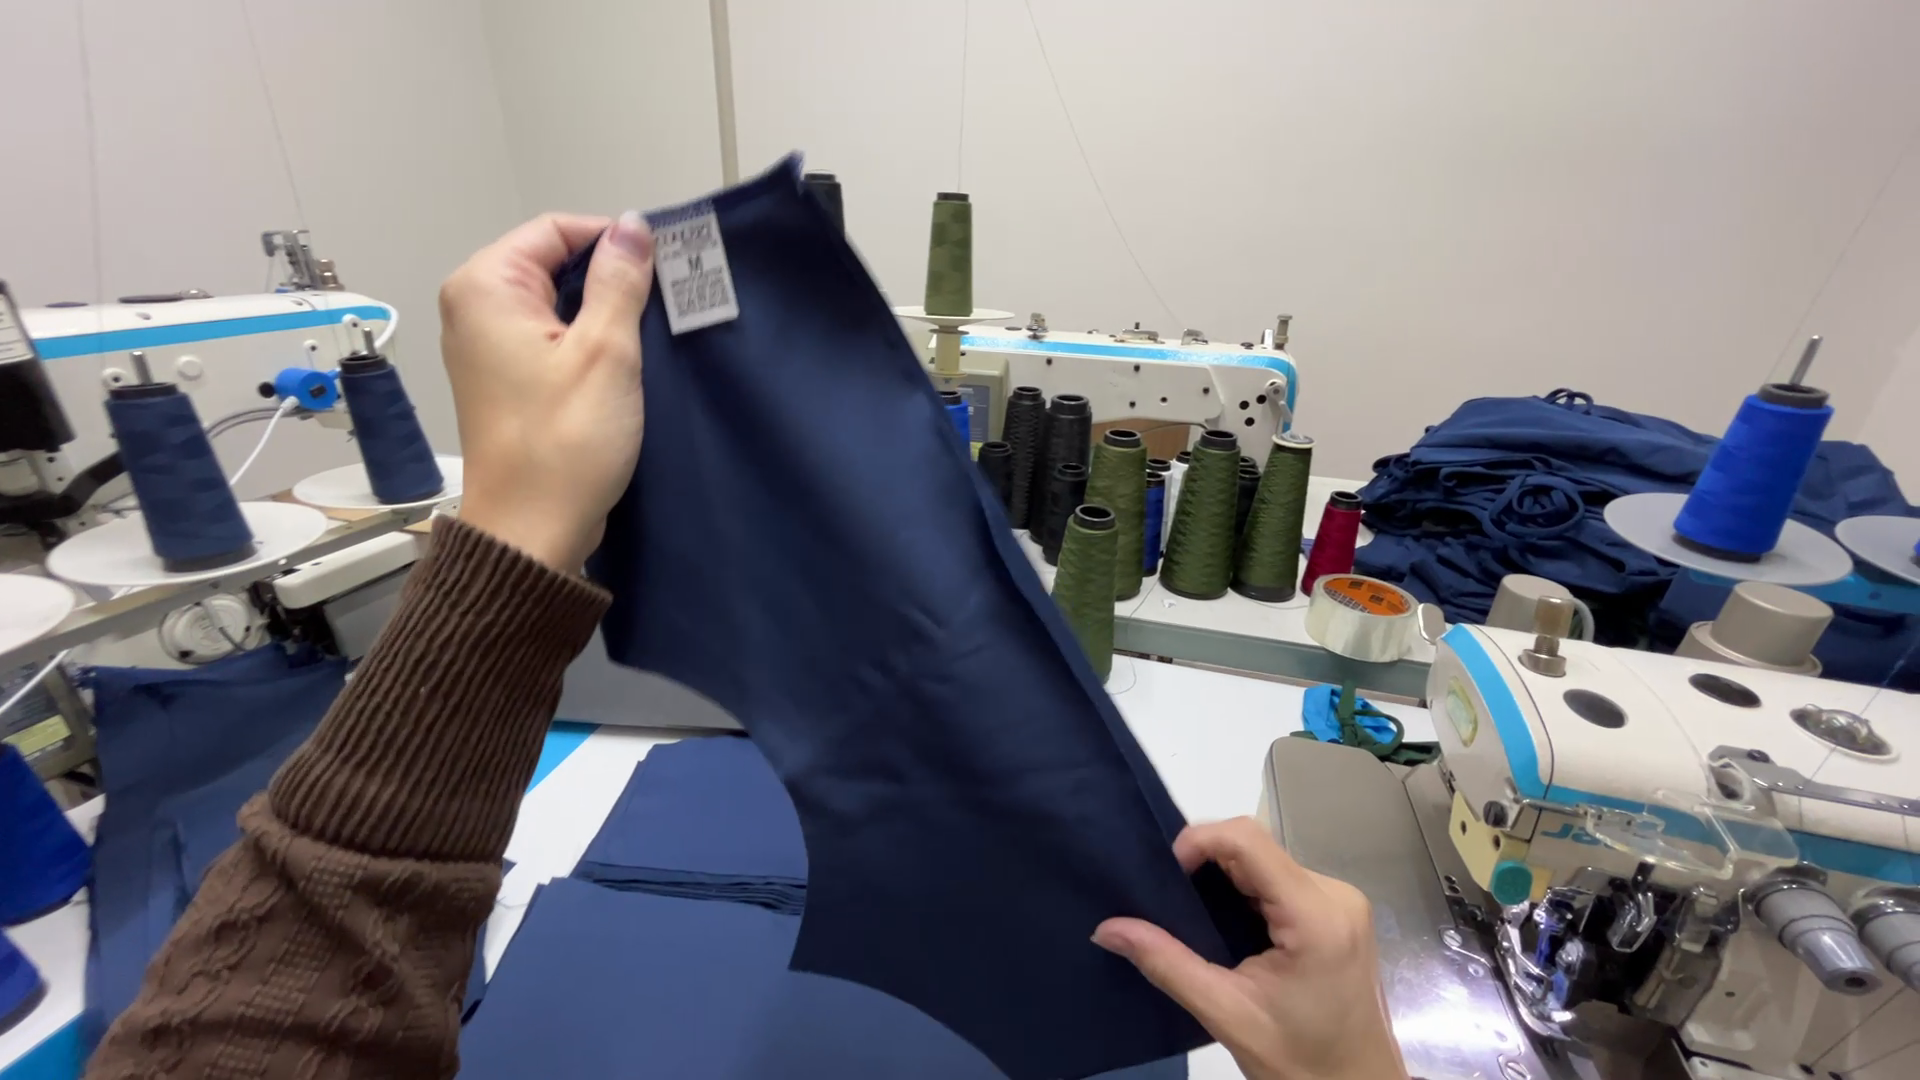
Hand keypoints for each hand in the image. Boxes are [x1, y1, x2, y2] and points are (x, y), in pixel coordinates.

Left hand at [439, 211, 654, 570]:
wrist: (534, 529)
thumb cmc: (567, 441)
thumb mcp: (606, 353)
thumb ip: (619, 283)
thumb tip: (632, 224)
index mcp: (486, 287)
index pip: (555, 230)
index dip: (613, 239)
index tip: (666, 264)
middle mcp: (474, 309)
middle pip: (553, 265)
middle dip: (612, 277)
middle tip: (669, 300)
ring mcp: (487, 348)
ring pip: (557, 305)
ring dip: (606, 313)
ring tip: (656, 331)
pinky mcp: (507, 381)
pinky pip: (552, 340)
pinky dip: (590, 342)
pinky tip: (628, 362)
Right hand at [1093, 818, 1407, 1079]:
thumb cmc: (1300, 1063)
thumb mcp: (1226, 1014)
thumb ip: (1165, 963)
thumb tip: (1105, 928)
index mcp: (1315, 915)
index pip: (1246, 839)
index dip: (1197, 841)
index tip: (1166, 876)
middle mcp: (1333, 893)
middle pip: (1252, 845)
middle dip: (1204, 862)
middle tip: (1169, 900)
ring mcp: (1338, 899)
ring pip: (1261, 858)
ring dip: (1221, 875)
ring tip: (1191, 912)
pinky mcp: (1334, 908)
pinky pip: (1275, 875)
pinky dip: (1241, 888)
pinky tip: (1223, 920)